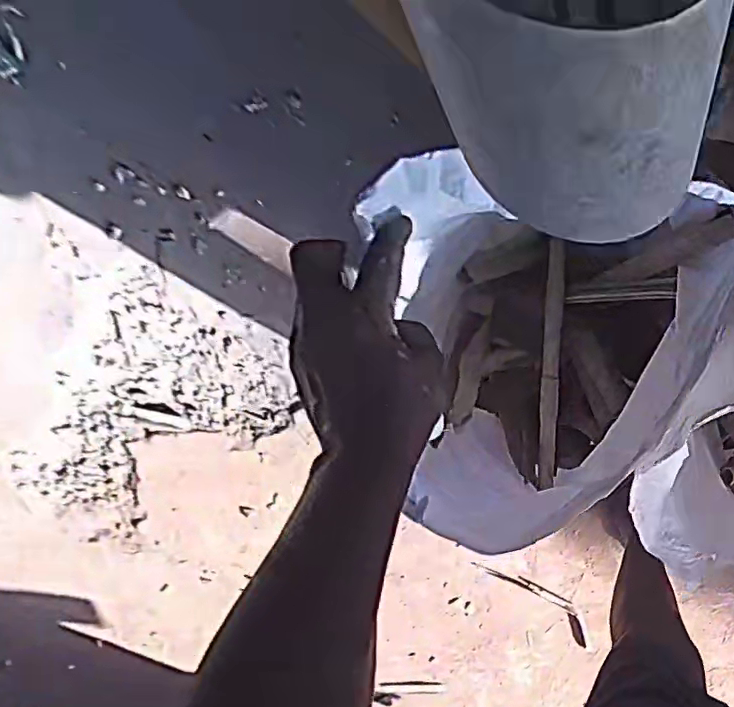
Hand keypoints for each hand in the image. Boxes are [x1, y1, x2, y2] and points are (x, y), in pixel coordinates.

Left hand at [289, 217, 447, 461]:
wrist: (364, 456)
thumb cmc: (403, 414)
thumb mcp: (432, 371)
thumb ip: (418, 337)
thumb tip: (401, 329)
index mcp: (363, 316)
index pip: (378, 263)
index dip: (390, 238)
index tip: (395, 224)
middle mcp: (324, 319)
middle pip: (312, 258)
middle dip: (335, 250)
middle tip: (358, 262)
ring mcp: (305, 340)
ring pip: (310, 294)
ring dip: (333, 292)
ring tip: (363, 313)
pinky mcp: (301, 362)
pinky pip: (313, 326)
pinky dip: (332, 323)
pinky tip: (355, 348)